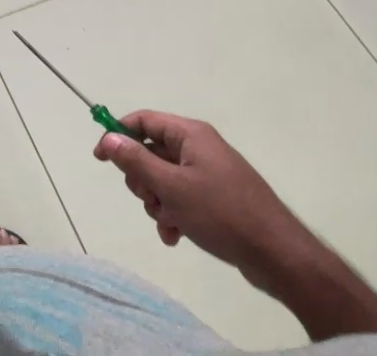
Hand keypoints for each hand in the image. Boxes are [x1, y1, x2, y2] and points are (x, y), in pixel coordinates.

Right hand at [94, 111, 315, 291]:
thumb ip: (136, 161)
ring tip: (170, 222)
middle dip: (143, 179)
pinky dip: (173, 215)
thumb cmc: (222, 213)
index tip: (100, 157)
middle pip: (151, 152)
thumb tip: (109, 137)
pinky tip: (176, 236)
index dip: (118, 134)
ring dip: (158, 202)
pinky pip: (181, 199)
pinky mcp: (215, 198)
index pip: (143, 121)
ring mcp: (208, 173)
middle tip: (150, 198)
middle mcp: (199, 148)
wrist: (276, 254)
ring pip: (163, 179)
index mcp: (191, 135)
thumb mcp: (171, 187)